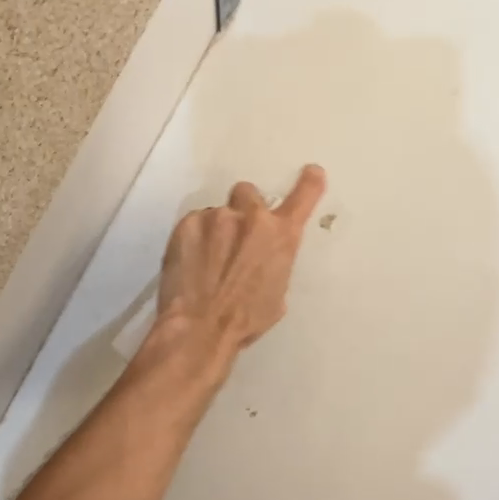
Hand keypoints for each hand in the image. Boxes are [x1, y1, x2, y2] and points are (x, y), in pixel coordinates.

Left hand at [153, 164, 326, 355]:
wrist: (200, 326)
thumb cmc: (245, 320)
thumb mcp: (276, 294)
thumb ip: (274, 263)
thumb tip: (264, 259)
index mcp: (282, 236)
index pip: (304, 196)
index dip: (309, 183)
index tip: (310, 173)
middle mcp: (252, 217)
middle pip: (248, 194)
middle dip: (244, 211)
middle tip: (233, 238)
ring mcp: (217, 217)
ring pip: (218, 213)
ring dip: (215, 230)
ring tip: (206, 260)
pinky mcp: (188, 223)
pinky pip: (194, 223)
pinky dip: (193, 239)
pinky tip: (189, 263)